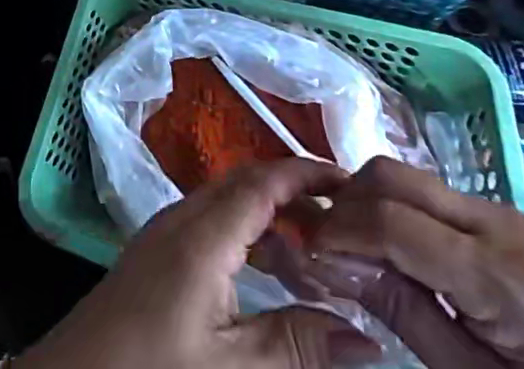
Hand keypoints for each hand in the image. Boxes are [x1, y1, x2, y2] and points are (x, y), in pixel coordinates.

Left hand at [17, 158, 380, 368]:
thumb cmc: (154, 367)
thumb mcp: (233, 366)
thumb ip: (298, 345)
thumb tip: (368, 339)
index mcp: (202, 235)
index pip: (262, 182)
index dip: (308, 174)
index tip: (354, 183)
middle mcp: (182, 218)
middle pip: (246, 183)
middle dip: (297, 193)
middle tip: (348, 224)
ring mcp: (165, 231)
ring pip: (228, 202)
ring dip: (272, 216)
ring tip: (319, 256)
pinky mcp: (157, 250)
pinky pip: (211, 221)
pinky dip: (248, 233)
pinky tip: (270, 273)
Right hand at [299, 158, 523, 368]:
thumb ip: (396, 308)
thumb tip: (323, 258)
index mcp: (503, 276)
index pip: (390, 221)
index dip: (337, 230)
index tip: (305, 251)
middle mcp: (505, 225)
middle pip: (394, 177)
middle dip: (345, 202)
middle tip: (324, 245)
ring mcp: (510, 215)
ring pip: (409, 178)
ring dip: (368, 202)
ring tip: (354, 248)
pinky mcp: (509, 219)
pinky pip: (433, 197)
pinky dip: (397, 211)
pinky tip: (392, 250)